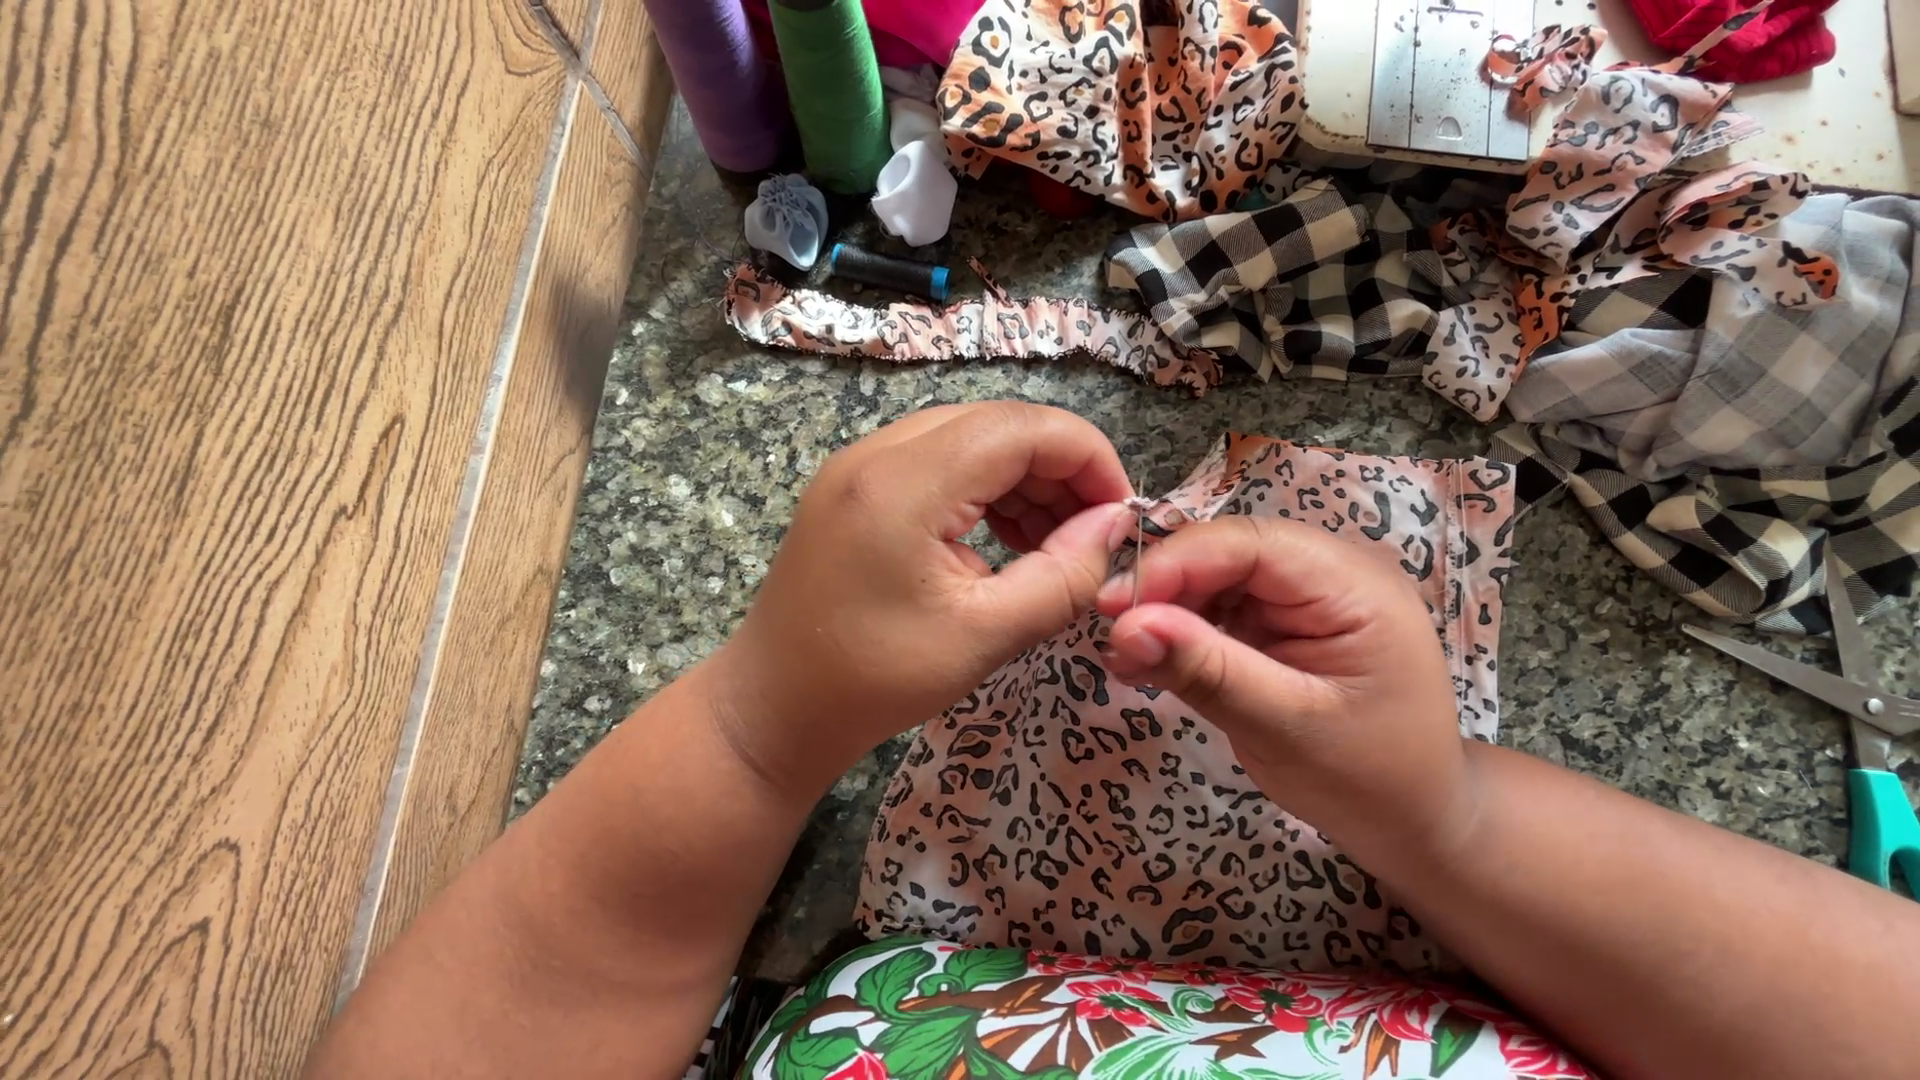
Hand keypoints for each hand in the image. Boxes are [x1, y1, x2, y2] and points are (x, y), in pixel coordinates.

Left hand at [706, 402, 1133, 800]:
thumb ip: (1062, 576)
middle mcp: (876, 452)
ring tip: (1053, 544)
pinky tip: (1006, 538)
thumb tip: (1115, 526)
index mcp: (903, 483)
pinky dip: (983, 490)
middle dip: (1059, 470)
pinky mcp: (854, 486)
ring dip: (1023, 480)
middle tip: (1091, 536)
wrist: (772, 706)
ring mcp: (859, 465)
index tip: (1121, 516)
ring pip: (969, 439)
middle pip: (997, 424)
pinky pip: (937, 463)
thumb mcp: (984, 636)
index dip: (1087, 459)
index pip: (1022, 428)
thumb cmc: (873, 681)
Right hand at [1094, 516, 1473, 854]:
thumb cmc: (1369, 779)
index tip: (1112, 606)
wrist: (1415, 819)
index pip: (1249, 544)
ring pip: (1215, 575)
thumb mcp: (1285, 728)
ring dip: (1167, 609)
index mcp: (1353, 585)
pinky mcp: (1283, 619)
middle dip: (1165, 587)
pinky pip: (1221, 604)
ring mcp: (1305, 595)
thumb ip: (1206, 671)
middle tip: (1113, 638)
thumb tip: (1124, 626)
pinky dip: (1182, 629)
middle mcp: (1329, 573)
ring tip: (1127, 656)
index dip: (1174, 564)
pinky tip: (1153, 658)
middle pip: (1227, 551)